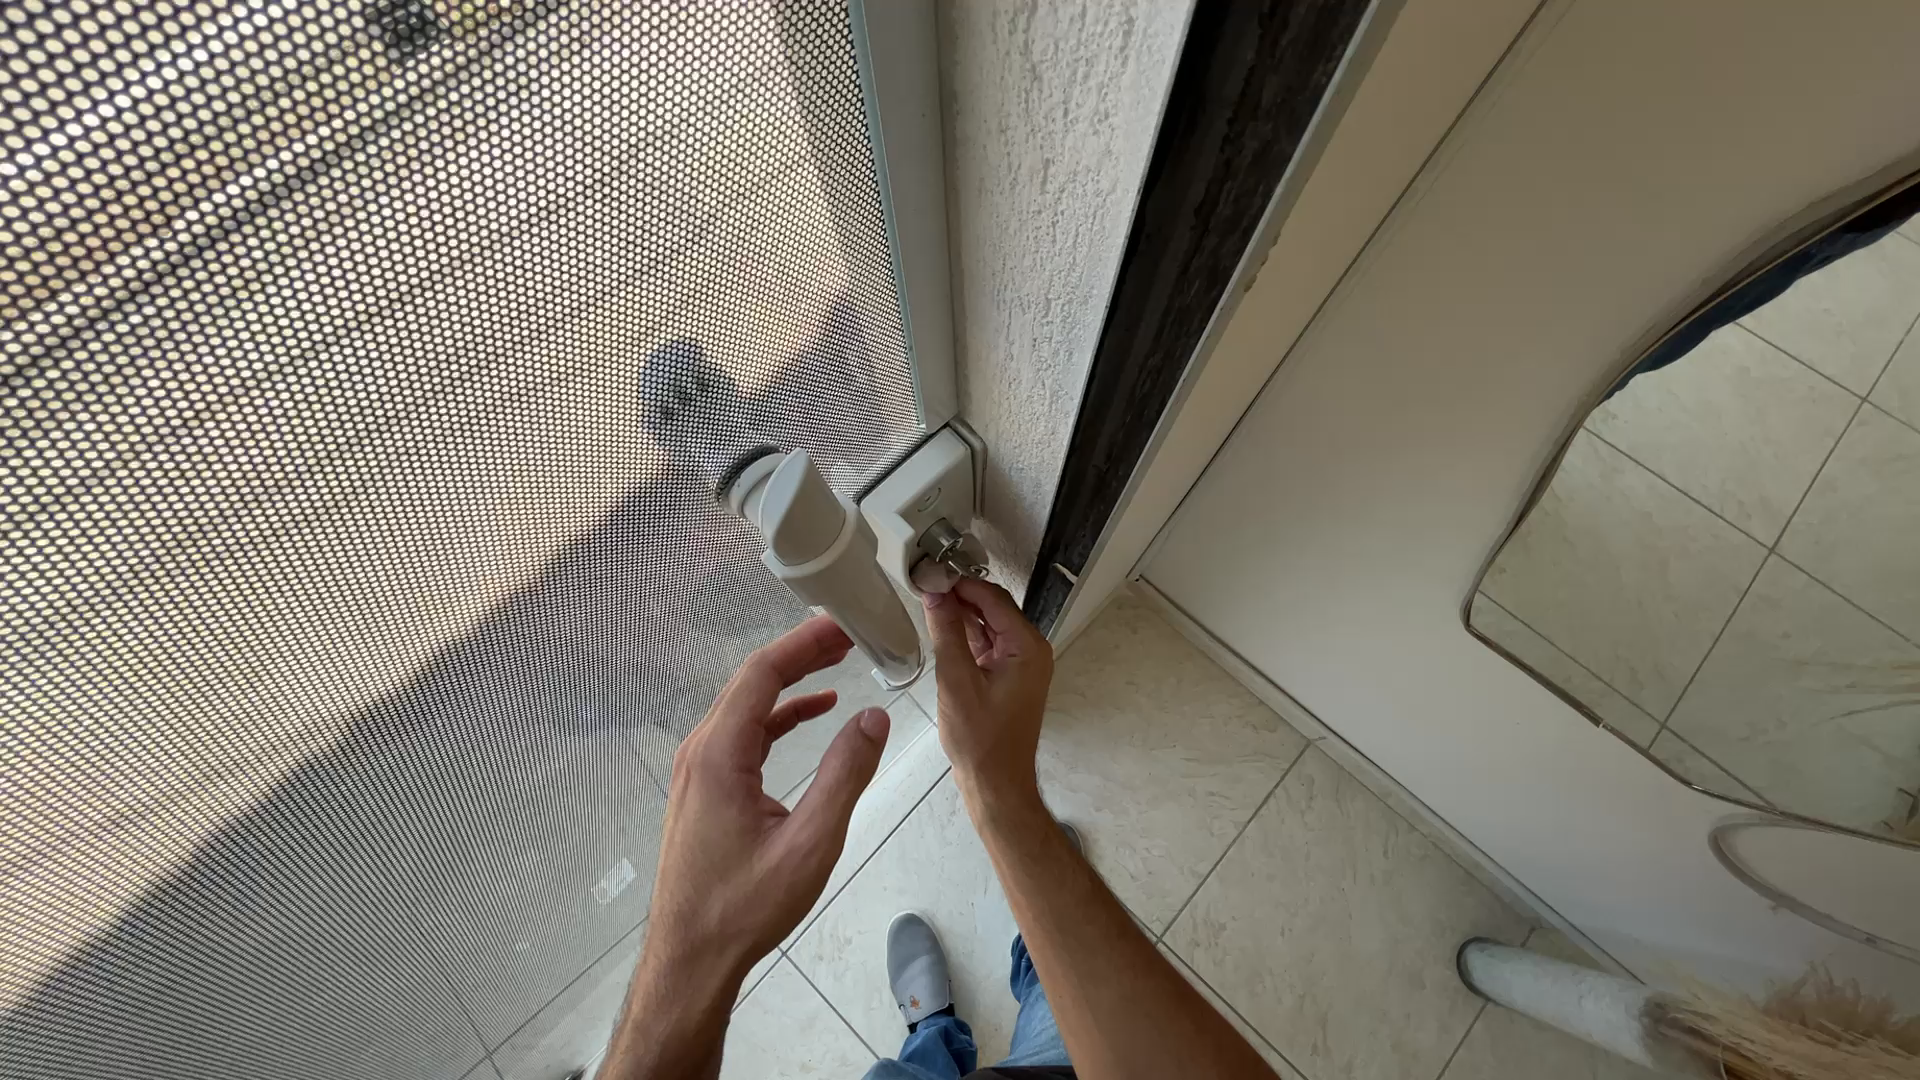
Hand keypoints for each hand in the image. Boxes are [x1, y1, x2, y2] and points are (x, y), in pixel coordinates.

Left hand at [642, 615, 889, 987]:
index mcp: (720, 754)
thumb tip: (875, 716)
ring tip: (839, 661)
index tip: (841, 624)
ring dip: (793, 680)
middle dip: (802, 653)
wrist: (689, 962)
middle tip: (849, 635)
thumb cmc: (746, 906)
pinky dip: (781, 714)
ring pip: (748, 704)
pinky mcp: (706, 786)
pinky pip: (745, 733)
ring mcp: (699, 768)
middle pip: (753, 680)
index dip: (803, 642)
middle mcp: (702, 750)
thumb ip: (844, 774)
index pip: (761, 674)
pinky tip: (815, 712)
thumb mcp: (809, 843)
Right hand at [921, 578, 1053, 807]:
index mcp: (1027, 647)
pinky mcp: (1009, 676)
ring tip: (928, 601)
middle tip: (926, 585)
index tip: (931, 573)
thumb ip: (946, 633)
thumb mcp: (956, 681)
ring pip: (989, 624)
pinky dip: (966, 634)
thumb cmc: (980, 740)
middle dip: (960, 595)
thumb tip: (935, 595)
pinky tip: (942, 627)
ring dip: (961, 613)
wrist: (996, 784)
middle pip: (993, 607)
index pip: (993, 598)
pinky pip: (988, 643)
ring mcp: (1021, 664)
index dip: (961, 583)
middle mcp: (1030, 650)